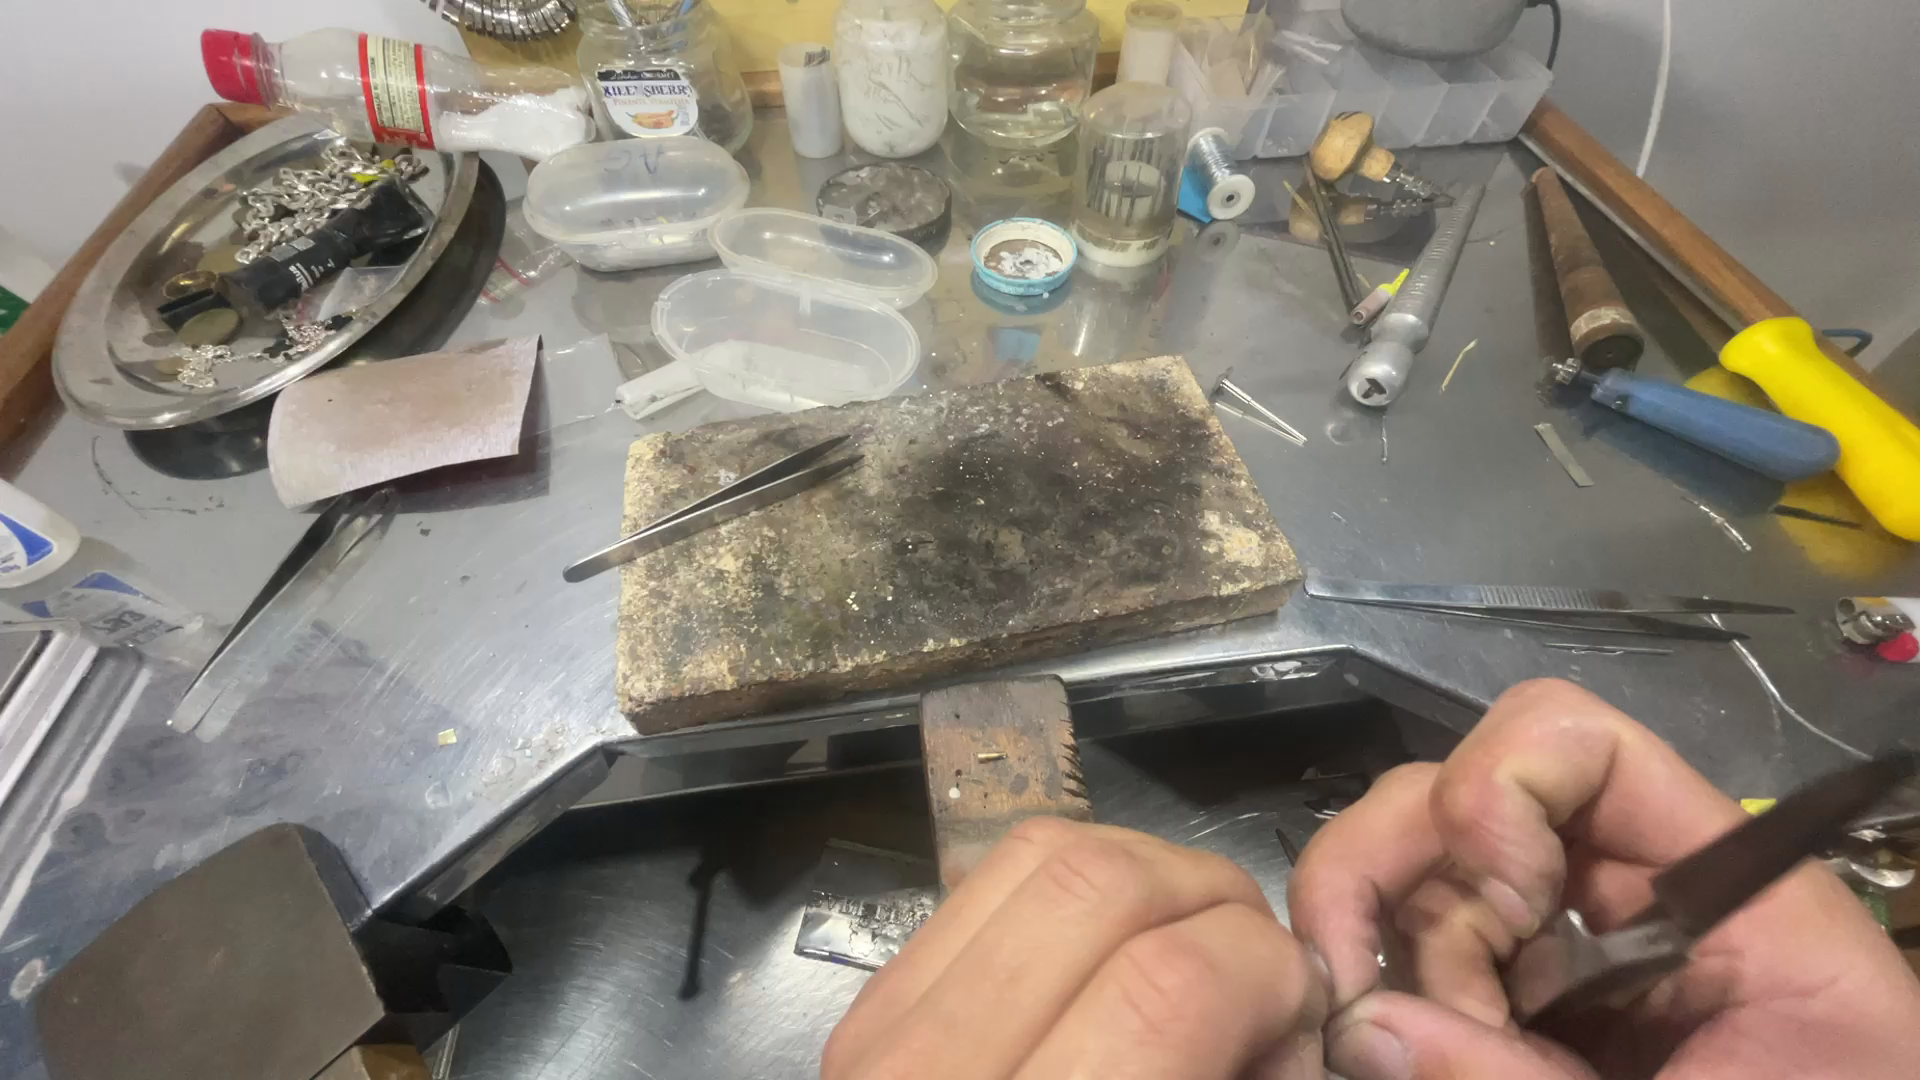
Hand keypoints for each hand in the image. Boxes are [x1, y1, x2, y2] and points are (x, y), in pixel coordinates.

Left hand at [823, 817, 1327, 1079]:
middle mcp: (938, 1067)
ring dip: (1143, 863)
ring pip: (1040, 853)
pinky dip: (1074, 872)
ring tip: (1192, 920)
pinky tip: (1115, 918)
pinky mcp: (882, 988)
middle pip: (1097, 886)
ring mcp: (891, 1014)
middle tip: (1254, 946)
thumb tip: (1284, 995)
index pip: (1164, 987)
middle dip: (1208, 890)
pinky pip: (991, 874)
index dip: (1261, 965)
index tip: (1298, 995)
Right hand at [1289, 677, 1919, 1078]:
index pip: (1571, 738)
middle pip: (1442, 791)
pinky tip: (1399, 1033)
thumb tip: (1354, 1030)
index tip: (1505, 914)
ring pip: (1402, 857)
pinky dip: (1381, 970)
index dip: (1499, 790)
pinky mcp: (1500, 959)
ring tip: (1401, 1040)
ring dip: (1380, 945)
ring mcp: (1538, 910)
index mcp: (1703, 878)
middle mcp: (1599, 867)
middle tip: (1345, 985)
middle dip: (1375, 877)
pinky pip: (1403, 924)